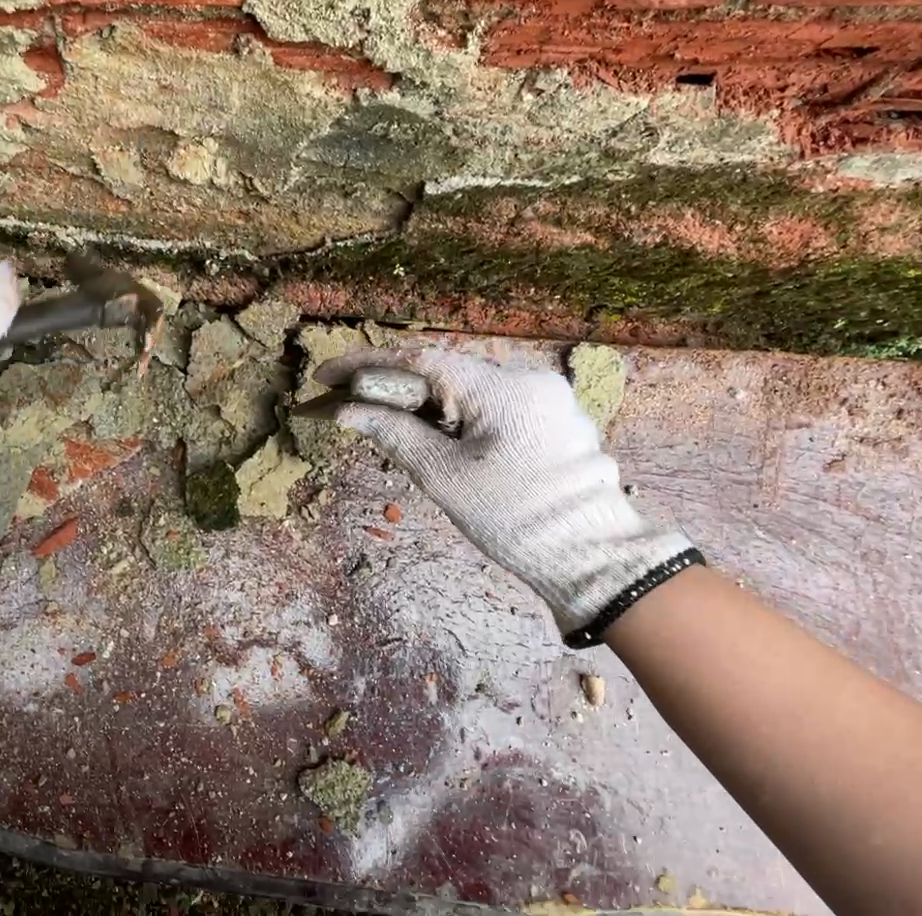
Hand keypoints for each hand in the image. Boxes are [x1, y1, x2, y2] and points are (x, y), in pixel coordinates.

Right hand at [334, 350, 697, 645]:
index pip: (420, 359)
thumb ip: (393, 432)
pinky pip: (492, 406)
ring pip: (467, 389)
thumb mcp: (442, 475)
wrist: (595, 561)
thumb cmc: (514, 518)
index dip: (366, 364)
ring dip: (422, 402)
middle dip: (392, 386)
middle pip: (444, 371)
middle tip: (348, 402)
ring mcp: (547, 400)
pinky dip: (455, 416)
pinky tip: (433, 436)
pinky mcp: (554, 422)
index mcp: (503, 388)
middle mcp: (529, 381)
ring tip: (385, 422)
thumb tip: (346, 412)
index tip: (326, 376)